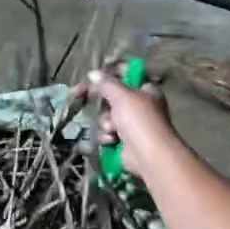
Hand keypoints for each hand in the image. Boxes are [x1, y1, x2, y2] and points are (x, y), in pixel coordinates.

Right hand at [75, 63, 180, 183]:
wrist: (147, 154)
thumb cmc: (139, 120)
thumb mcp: (122, 96)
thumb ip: (106, 84)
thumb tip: (93, 73)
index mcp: (145, 90)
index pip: (125, 75)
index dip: (107, 75)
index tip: (92, 78)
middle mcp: (139, 105)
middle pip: (111, 97)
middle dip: (102, 104)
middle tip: (81, 96)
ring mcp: (131, 124)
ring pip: (106, 116)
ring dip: (105, 122)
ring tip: (112, 129)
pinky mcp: (123, 140)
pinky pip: (106, 132)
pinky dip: (107, 136)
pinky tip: (112, 140)